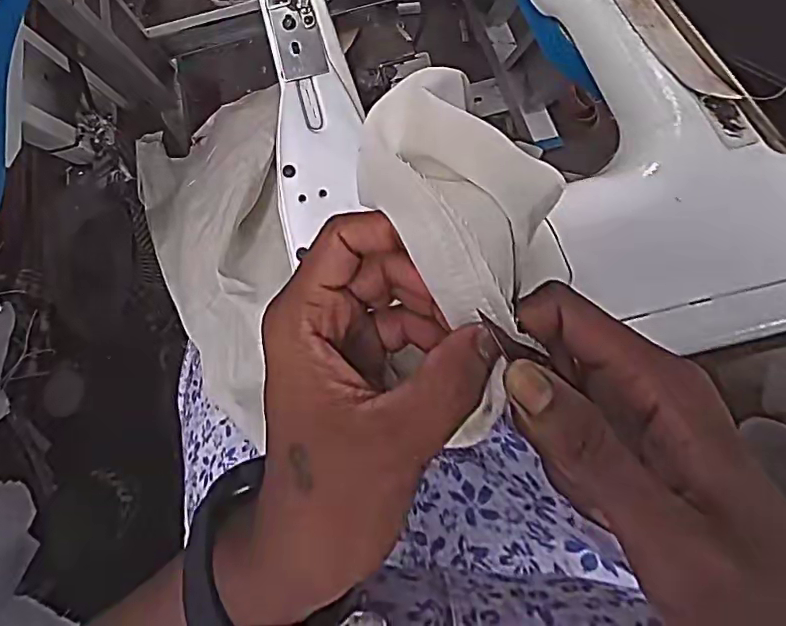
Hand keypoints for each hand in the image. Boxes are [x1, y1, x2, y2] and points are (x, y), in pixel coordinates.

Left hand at [215, 212, 495, 624]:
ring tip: (468, 333)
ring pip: (394, 295)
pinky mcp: (363, 364)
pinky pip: (404, 328)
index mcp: (301, 320)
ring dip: (434, 309)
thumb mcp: (391, 438)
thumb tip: (484, 336)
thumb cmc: (321, 503)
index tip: (436, 240)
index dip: (388, 231)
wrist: (309, 555)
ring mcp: (341, 341)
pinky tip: (458, 357)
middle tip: (465, 297)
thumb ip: (446, 381)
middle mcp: (318, 321)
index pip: (341, 241)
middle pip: (375, 264)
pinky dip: (433, 337)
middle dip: (424, 277)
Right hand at [508, 282, 785, 625]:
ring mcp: (640, 411)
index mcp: (663, 382)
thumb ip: (588, 448)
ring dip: (553, 440)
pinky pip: (571, 427)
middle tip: (555, 456)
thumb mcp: (662, 529)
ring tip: (591, 492)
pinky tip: (599, 500)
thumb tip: (522, 375)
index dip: (518, 328)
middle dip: (535, 399)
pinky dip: (566, 461)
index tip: (488, 373)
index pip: (566, 311)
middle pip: (555, 346)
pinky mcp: (631, 439)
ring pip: (557, 390)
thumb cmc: (749, 595)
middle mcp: (650, 384)